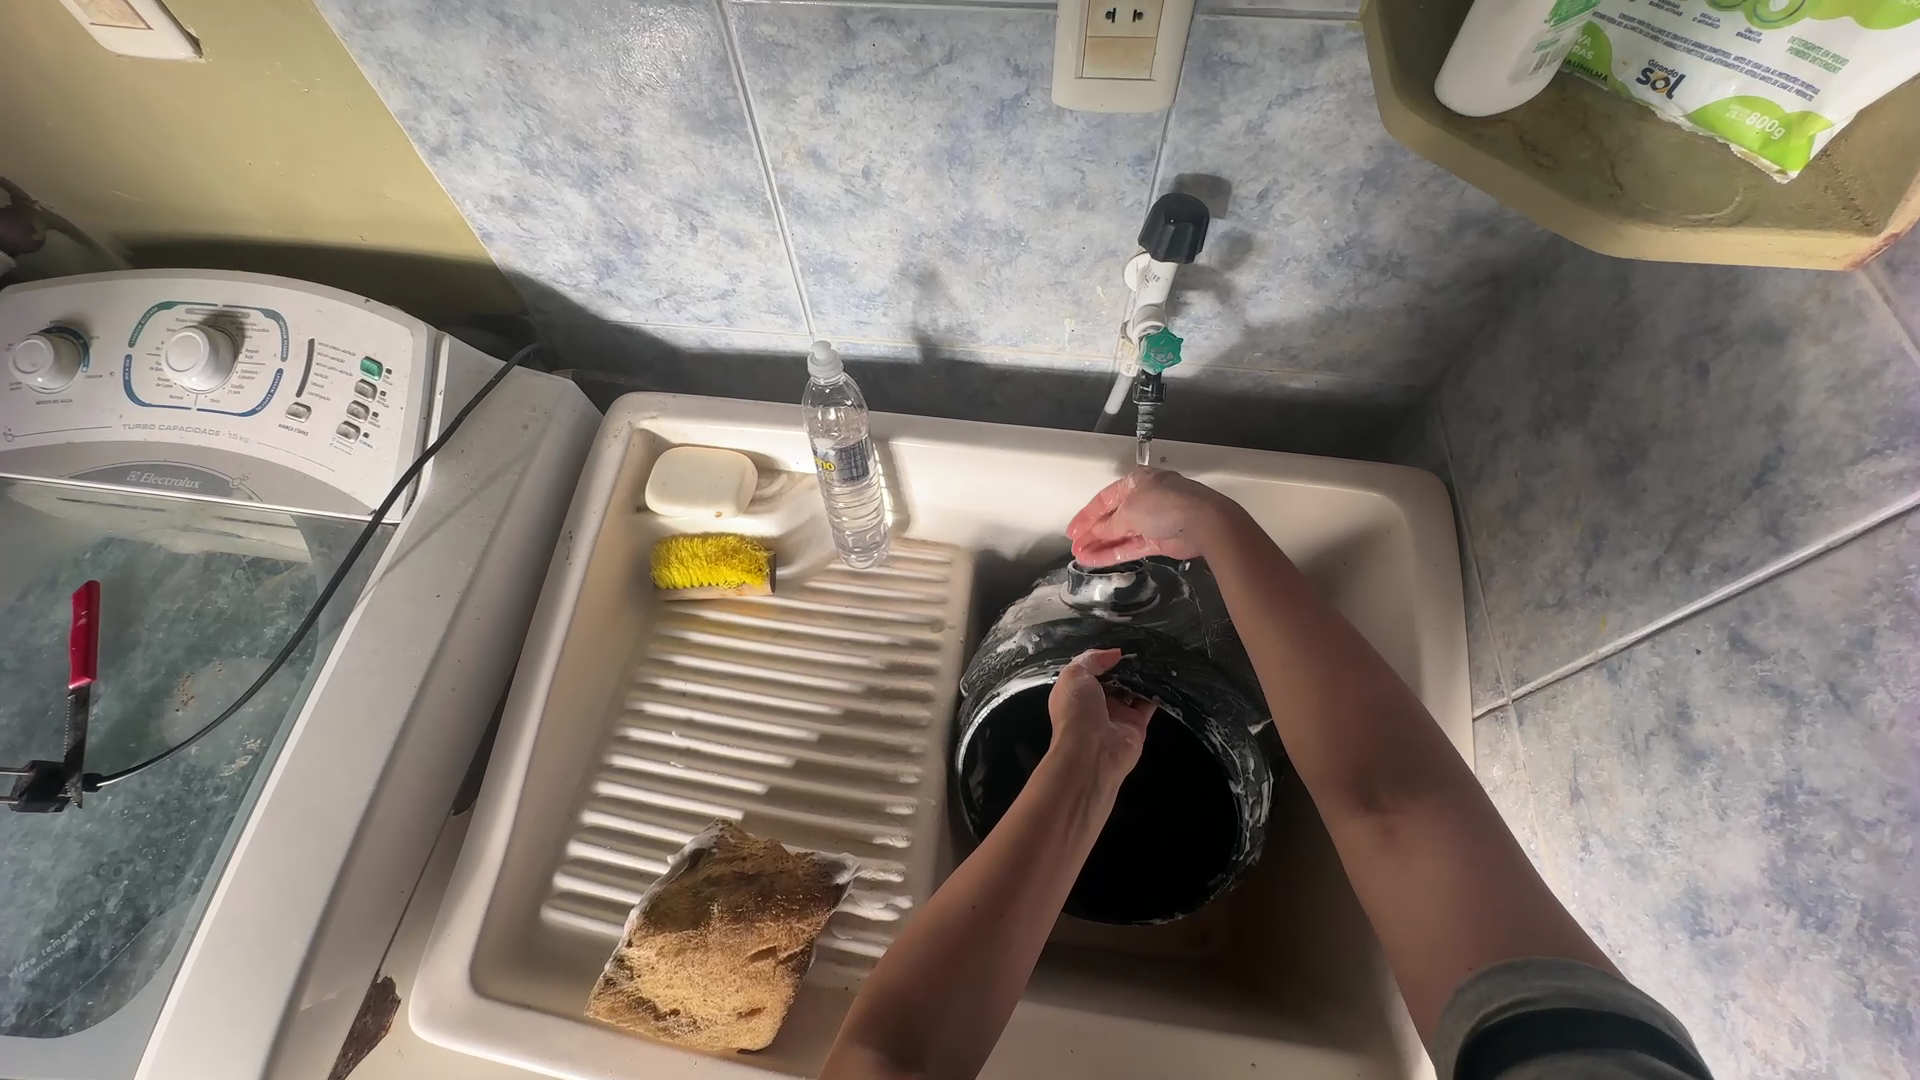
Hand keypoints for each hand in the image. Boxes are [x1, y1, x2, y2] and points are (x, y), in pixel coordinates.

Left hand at [1046, 649, 1155, 785]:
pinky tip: (1163, 673)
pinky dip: (1156, 690)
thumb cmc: (1076, 711)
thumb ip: (1092, 659)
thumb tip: (1114, 653)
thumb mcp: (1074, 675)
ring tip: (1154, 655)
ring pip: (1132, 689)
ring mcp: (1117, 713)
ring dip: (1141, 675)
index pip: (1090, 670)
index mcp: (1076, 691)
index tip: (1119, 647)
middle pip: (1113, 679)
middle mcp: (1095, 702)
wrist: (1091, 752)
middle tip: (1141, 647)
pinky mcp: (1137, 724)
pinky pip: (1149, 703)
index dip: (1102, 658)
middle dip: (1124, 665)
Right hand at [1065, 468, 1237, 565]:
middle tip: (1074, 545)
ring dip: (1099, 545)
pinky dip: (1112, 554)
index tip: (1072, 530)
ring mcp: (1152, 521)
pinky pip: (1130, 547)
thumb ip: (1109, 524)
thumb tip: (1097, 532)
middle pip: (1111, 518)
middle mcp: (1143, 500)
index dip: (1086, 515)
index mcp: (1136, 482)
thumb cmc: (1164, 504)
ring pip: (1119, 535)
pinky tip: (1095, 561)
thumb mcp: (1129, 510)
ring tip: (1080, 556)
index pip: (1105, 498)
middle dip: (1091, 532)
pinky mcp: (1158, 541)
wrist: (1202, 522)